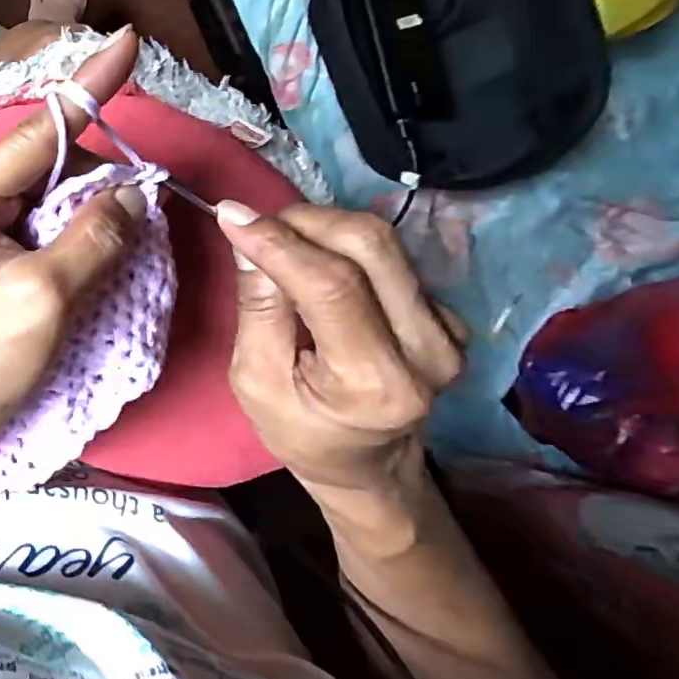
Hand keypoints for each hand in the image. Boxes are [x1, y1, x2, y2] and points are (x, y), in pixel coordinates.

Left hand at [0, 28, 148, 473]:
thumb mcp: (47, 294)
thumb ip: (95, 235)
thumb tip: (136, 194)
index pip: (36, 133)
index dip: (87, 89)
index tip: (128, 42)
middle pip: (50, 156)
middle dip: (101, 168)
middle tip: (140, 200)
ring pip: (58, 184)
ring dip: (97, 198)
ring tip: (121, 232)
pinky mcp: (5, 242)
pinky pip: (55, 212)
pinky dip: (87, 218)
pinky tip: (108, 233)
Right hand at [217, 202, 465, 490]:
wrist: (366, 464)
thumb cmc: (299, 430)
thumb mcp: (256, 381)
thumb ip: (258, 311)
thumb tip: (248, 242)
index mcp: (375, 382)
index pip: (330, 286)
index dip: (277, 242)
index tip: (230, 214)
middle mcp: (426, 350)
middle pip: (369, 247)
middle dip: (303, 221)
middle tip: (256, 226)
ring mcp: (446, 331)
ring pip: (383, 242)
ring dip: (321, 226)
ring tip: (280, 242)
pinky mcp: (447, 316)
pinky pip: (390, 258)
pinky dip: (341, 247)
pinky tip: (316, 268)